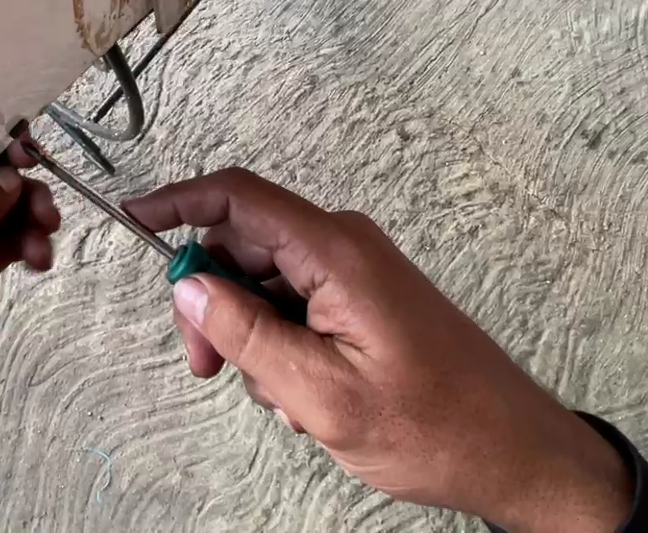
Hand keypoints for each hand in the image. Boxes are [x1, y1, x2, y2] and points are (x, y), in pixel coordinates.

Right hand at [124, 169, 630, 532]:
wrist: (516, 451)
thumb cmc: (430, 425)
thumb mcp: (321, 394)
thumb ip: (246, 334)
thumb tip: (187, 287)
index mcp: (332, 249)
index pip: (237, 196)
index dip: (178, 199)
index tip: (131, 217)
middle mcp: (338, 242)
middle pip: (241, 244)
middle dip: (212, 301)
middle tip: (208, 367)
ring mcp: (349, 266)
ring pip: (262, 278)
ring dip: (249, 331)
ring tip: (280, 397)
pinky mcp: (355, 291)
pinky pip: (291, 297)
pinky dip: (278, 337)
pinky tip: (302, 391)